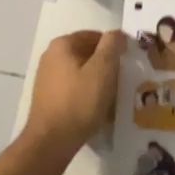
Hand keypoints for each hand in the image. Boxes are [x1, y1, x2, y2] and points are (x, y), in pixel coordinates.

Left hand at [25, 29, 125, 153]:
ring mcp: (46, 77)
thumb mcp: (103, 70)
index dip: (114, 47)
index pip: (95, 36)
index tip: (127, 63)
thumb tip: (117, 33)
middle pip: (87, 54)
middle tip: (122, 79)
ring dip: (97, 80)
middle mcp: (50, 56)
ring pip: (81, 72)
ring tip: (112, 95)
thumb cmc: (79, 101)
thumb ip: (112, 45)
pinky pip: (73, 88)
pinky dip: (86, 93)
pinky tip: (96, 107)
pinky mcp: (47, 97)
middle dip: (105, 65)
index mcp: (62, 44)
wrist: (51, 141)